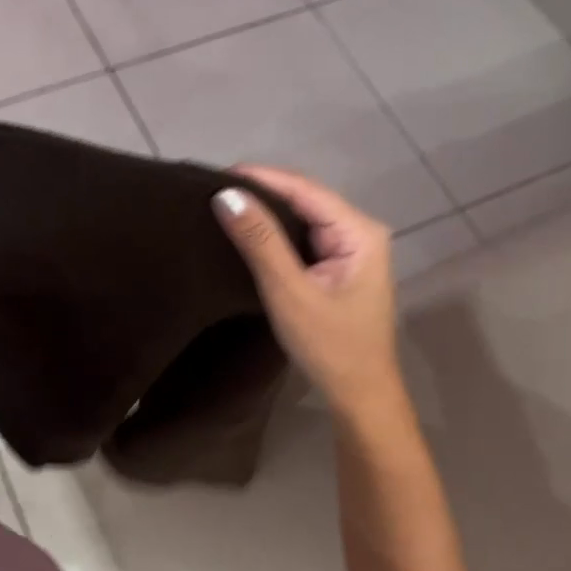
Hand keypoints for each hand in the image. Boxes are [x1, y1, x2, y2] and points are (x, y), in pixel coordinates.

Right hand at [211, 166, 402, 418]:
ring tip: (220, 204)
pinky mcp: (337, 263)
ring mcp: (350, 247)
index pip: (304, 189)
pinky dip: (272, 228)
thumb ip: (259, 240)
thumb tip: (226, 194)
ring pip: (300, 214)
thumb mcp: (288, 291)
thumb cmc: (329, 345)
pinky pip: (300, 233)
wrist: (359, 395)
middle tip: (210, 188)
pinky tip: (244, 228)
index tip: (213, 174)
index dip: (259, 177)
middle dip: (260, 190)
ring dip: (264, 209)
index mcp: (359, 232)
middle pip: (303, 197)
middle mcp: (360, 230)